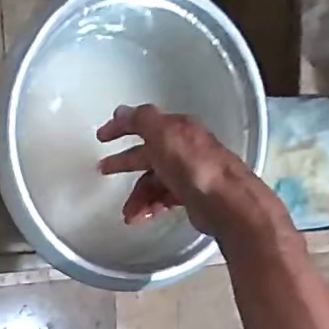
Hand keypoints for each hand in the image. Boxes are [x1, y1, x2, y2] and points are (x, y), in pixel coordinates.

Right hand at [96, 104, 283, 236]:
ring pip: (153, 181)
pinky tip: (142, 217)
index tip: (101, 137)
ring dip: (137, 196)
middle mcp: (184, 148)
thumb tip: (122, 111)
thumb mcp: (163, 135)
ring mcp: (188, 173)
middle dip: (124, 162)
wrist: (227, 203)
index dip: (121, 127)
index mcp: (177, 130)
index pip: (144, 123)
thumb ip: (141, 120)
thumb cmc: (193, 167)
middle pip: (147, 154)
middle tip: (103, 170)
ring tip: (129, 213)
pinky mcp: (192, 195)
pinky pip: (163, 198)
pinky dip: (150, 206)